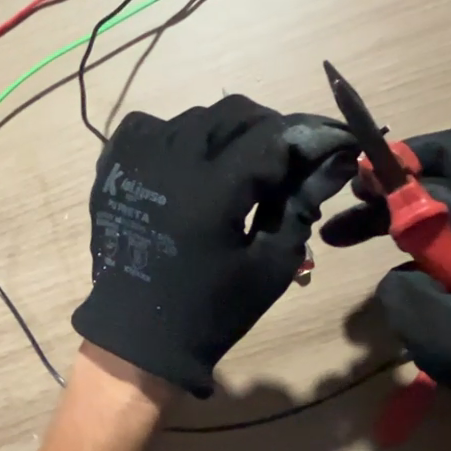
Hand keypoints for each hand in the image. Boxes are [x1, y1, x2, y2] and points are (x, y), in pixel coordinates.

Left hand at [71, 96, 355, 396]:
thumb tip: (338, 159)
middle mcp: (172, 162)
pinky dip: (178, 135)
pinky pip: (152, 127)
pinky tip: (191, 165)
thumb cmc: (212, 310)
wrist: (139, 336)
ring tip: (242, 167)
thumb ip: (303, 204)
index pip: (273, 137)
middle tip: (289, 161)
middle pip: (234, 114)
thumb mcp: (270, 264)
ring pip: (195, 117)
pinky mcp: (113, 168)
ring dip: (227, 132)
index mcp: (212, 191)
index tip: (333, 146)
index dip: (309, 138)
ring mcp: (136, 161)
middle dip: (271, 130)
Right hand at [322, 129, 450, 450]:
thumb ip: (399, 288)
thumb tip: (398, 271)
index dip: (388, 182)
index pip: (434, 183)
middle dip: (403, 164)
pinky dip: (425, 218)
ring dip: (406, 195)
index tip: (350, 189)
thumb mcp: (433, 331)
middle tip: (360, 189)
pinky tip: (395, 254)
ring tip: (352, 227)